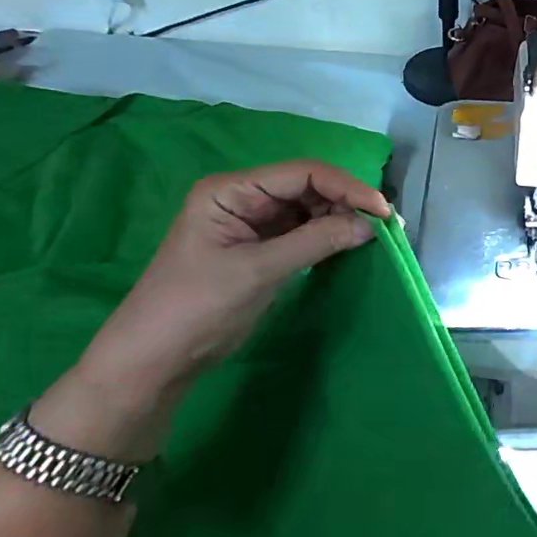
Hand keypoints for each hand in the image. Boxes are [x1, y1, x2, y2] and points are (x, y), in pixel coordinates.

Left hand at [35, 161, 389, 460]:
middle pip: (309, 187)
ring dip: (340, 220)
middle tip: (384, 227)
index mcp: (232, 189)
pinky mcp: (261, 247)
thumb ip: (316, 241)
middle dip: (346, 203)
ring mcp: (253, 222)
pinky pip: (304, 231)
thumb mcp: (258, 271)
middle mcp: (244, 197)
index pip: (303, 173)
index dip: (347, 187)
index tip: (382, 211)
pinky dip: (328, 237)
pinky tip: (348, 246)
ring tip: (371, 237)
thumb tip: (371, 226)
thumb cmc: (196, 308)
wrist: (152, 363)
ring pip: (310, 208)